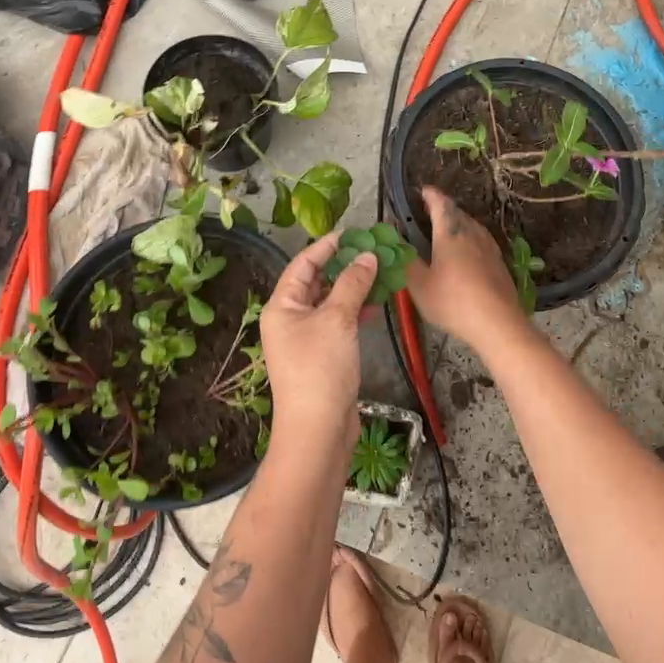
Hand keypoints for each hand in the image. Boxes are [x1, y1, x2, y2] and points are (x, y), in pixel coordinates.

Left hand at [261, 233, 376, 447]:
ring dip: (354, 289)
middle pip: (316, 282)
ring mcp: (305, 339)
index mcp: (282, 306)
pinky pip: (338, 323)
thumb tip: (367, 256)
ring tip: (381, 275)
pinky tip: (377, 307)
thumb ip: (352, 284)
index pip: (303, 264)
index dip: (327, 246)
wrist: (318, 430)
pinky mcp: (322, 356)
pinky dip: (356, 312)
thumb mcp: (337, 320)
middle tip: (373, 251)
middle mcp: (289, 320)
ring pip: (330, 303)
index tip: (353, 232)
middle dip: (345, 267)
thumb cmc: (320, 369)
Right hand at [404, 187, 528, 352]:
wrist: (498, 322)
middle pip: (458, 213)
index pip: (440, 204)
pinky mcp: (499, 262)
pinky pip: (481, 241)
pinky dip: (469, 239)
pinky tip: (467, 253)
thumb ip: (407, 262)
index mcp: (451, 233)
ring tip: (446, 232)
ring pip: (472, 226)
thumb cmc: (453, 302)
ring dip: (458, 224)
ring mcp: (489, 247)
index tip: (423, 191)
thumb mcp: (420, 286)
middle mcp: (472, 233)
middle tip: (428, 213)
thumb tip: (398, 244)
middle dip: (443, 209)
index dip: (431, 195)